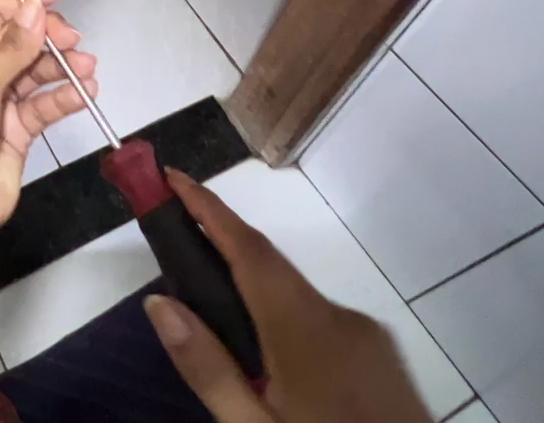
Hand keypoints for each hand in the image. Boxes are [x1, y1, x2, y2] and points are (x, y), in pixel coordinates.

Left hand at [0, 0, 99, 246]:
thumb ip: (10, 49)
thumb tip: (35, 6)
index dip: (22, 1)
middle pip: (17, 41)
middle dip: (46, 36)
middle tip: (73, 39)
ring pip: (35, 72)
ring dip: (61, 66)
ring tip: (88, 66)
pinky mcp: (17, 130)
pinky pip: (44, 105)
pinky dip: (65, 97)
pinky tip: (85, 92)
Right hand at [142, 170, 431, 422]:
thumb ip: (208, 367)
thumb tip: (158, 302)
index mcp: (307, 330)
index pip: (249, 249)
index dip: (208, 207)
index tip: (170, 176)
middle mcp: (342, 318)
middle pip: (270, 270)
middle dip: (222, 252)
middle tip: (176, 255)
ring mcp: (370, 339)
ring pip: (296, 299)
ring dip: (255, 298)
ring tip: (221, 334)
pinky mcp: (385, 360)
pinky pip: (322, 323)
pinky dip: (286, 323)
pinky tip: (273, 366)